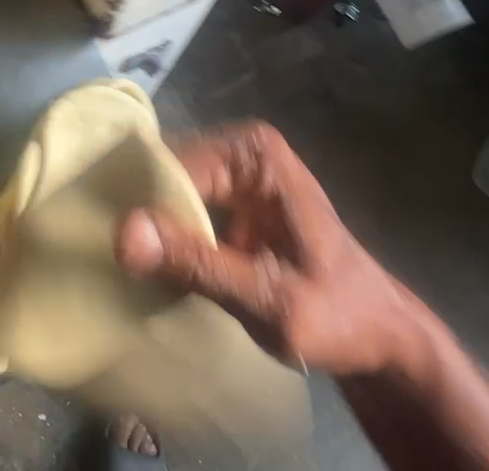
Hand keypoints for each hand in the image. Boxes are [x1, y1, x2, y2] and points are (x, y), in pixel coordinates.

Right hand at [116, 121, 423, 375]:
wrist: (380, 338)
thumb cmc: (337, 316)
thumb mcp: (266, 299)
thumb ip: (197, 265)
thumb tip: (122, 233)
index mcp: (253, 154)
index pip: (170, 167)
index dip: (137, 207)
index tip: (109, 249)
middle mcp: (238, 149)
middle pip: (162, 172)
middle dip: (137, 213)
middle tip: (107, 259)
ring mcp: (232, 172)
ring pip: (164, 190)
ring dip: (146, 227)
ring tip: (119, 265)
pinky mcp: (226, 198)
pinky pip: (178, 206)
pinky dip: (162, 236)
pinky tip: (145, 266)